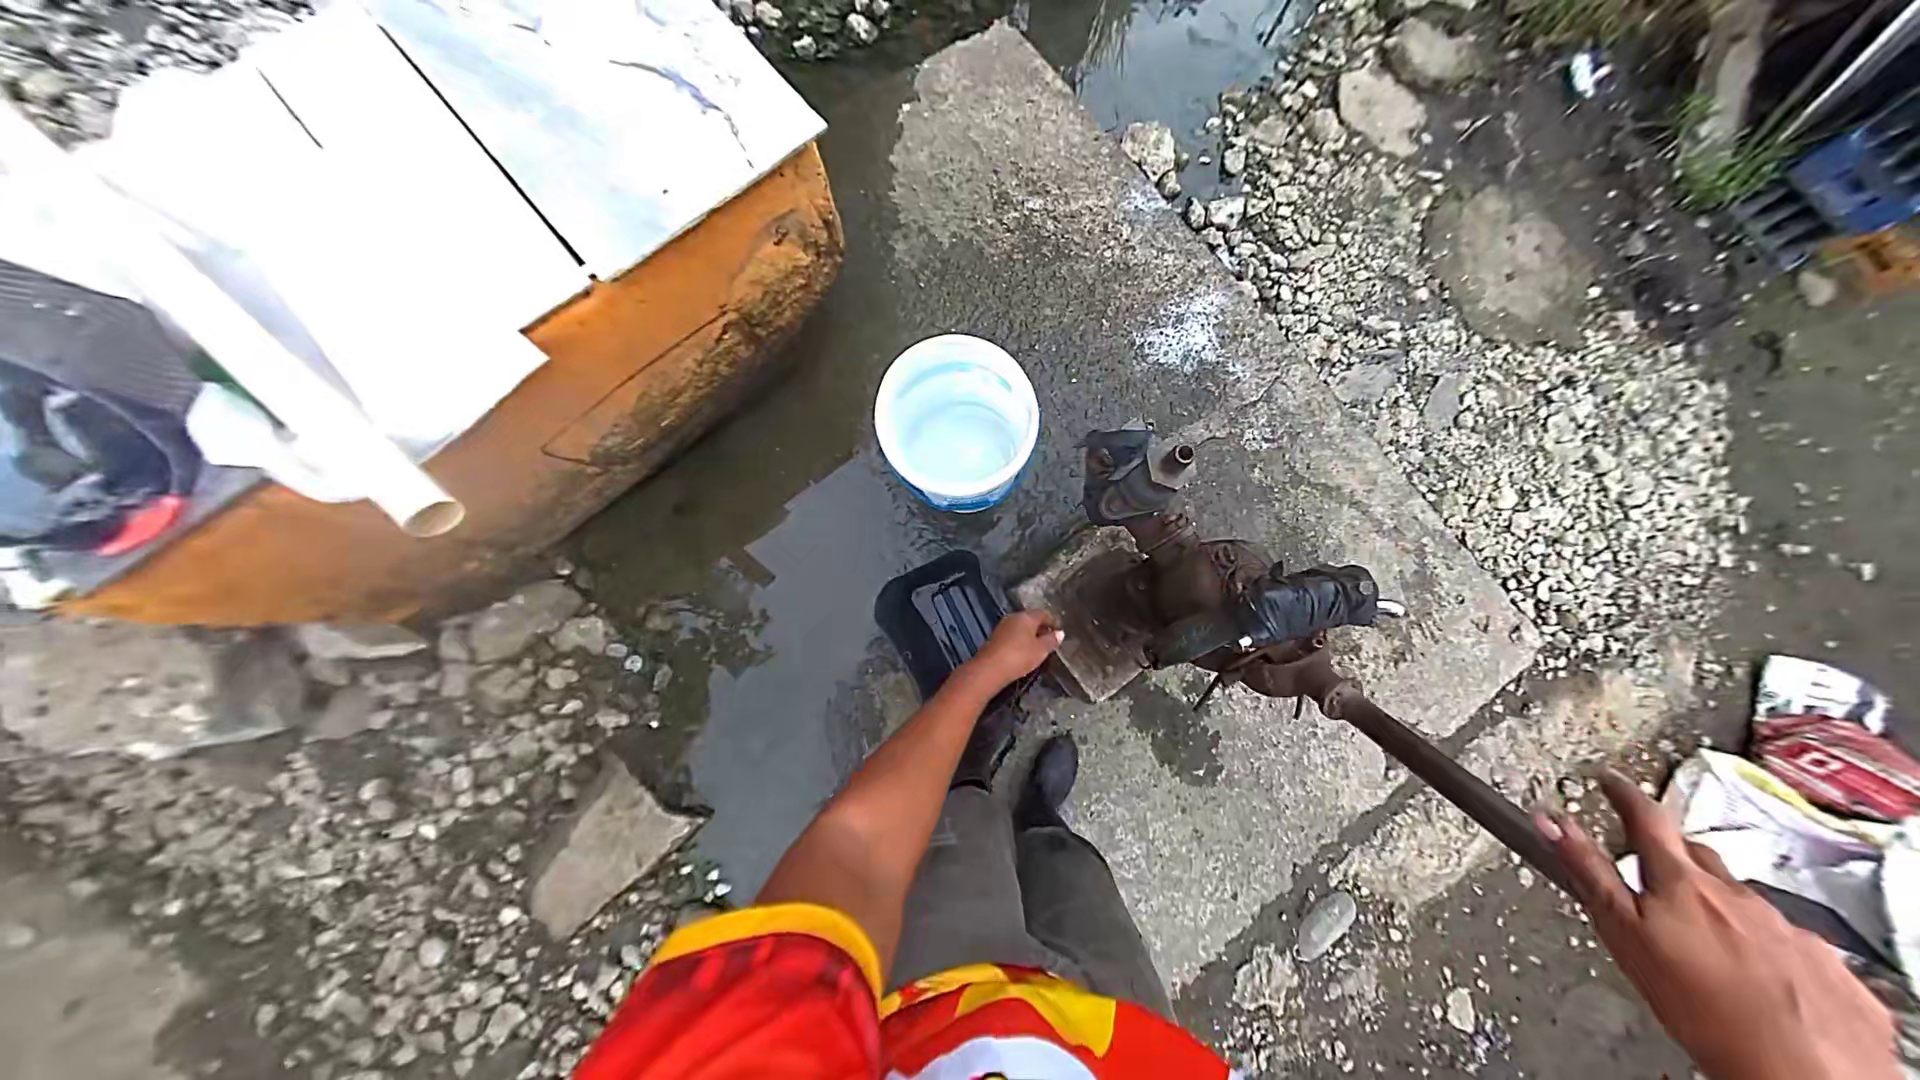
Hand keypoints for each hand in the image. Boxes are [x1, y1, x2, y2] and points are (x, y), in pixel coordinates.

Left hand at [962, 610, 1062, 689]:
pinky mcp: (995, 637)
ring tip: (1039, 645)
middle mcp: (1013, 617)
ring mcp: (1002, 627)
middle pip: (1030, 618)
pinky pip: (1013, 634)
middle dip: (1041, 626)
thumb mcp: (1041, 650)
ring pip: (1021, 626)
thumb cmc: (1019, 656)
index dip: (1052, 621)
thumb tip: (1060, 633)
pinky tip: (1025, 649)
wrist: (990, 668)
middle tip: (1050, 637)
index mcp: (1026, 617)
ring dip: (1030, 633)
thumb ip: (1051, 640)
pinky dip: (1021, 639)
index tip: (1059, 629)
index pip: (1043, 613)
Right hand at [1538, 771, 1898, 1079]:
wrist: (1809, 1077)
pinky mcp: (1831, 970)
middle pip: (1697, 858)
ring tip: (1699, 936)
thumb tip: (1549, 821)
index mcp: (1683, 883)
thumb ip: (1585, 870)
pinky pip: (1789, 941)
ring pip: (1743, 900)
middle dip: (1670, 855)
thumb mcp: (1621, 930)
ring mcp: (1791, 932)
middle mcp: (1740, 896)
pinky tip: (1753, 972)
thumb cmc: (1703, 1008)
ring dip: (1717, 903)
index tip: (1609, 780)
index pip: (1647, 818)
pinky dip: (1762, 944)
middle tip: (1648, 868)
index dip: (1623, 794)